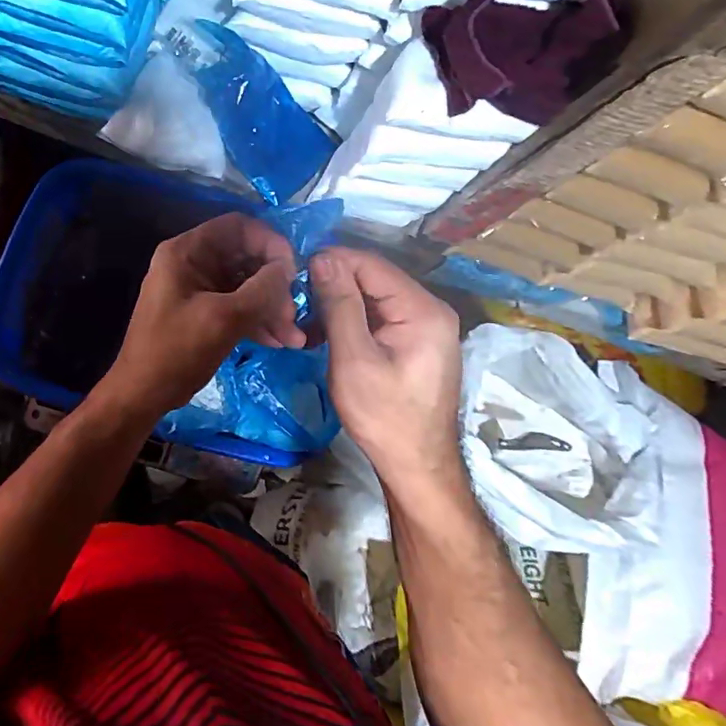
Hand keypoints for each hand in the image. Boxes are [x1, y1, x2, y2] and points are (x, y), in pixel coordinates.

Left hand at [98, 213, 304, 418]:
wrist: (142, 394)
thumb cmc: (177, 351)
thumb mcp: (224, 318)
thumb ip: (262, 290)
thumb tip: (288, 269)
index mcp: (186, 252)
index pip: (237, 227)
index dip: (269, 242)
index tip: (293, 269)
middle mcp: (192, 263)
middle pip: (245, 257)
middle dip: (274, 284)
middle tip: (293, 313)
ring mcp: (198, 288)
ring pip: (245, 284)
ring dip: (271, 307)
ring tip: (292, 337)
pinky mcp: (204, 312)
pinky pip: (237, 305)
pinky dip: (258, 320)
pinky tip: (278, 341)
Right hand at [310, 247, 463, 485]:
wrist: (416, 466)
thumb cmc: (384, 416)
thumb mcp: (354, 359)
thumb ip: (340, 304)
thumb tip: (323, 258)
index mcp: (423, 309)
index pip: (371, 265)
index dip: (332, 262)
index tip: (294, 274)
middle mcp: (430, 309)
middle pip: (374, 279)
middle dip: (333, 285)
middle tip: (295, 301)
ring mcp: (426, 326)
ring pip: (374, 298)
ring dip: (339, 304)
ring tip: (305, 321)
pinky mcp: (416, 342)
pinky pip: (380, 317)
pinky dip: (353, 321)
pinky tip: (326, 335)